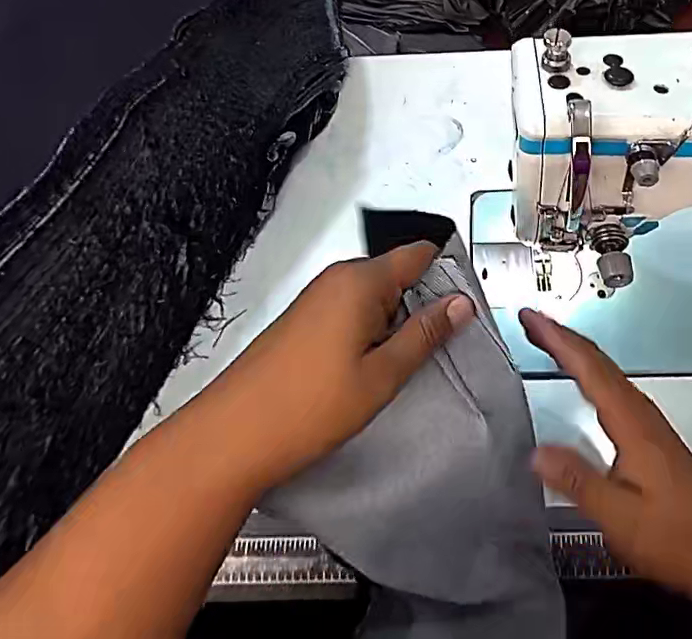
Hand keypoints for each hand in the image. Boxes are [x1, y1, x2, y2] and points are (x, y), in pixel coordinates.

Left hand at [192, 243, 473, 493]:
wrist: (229, 438)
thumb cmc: (302, 407)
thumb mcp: (382, 375)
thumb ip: (425, 334)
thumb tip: (459, 304)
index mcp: (360, 280)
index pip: (420, 253)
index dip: (448, 275)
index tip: (462, 308)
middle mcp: (337, 279)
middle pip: (399, 275)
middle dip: (422, 306)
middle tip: (433, 349)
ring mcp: (318, 298)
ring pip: (377, 297)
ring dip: (395, 325)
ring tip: (397, 368)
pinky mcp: (306, 320)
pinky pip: (353, 312)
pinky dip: (370, 334)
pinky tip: (367, 372)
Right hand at [519, 309, 691, 610]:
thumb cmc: (681, 536)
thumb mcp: (621, 516)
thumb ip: (578, 481)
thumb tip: (538, 454)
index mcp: (631, 421)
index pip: (588, 366)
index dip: (556, 338)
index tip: (532, 319)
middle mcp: (640, 412)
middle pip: (597, 359)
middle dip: (561, 334)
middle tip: (532, 320)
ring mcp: (647, 420)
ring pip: (605, 369)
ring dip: (574, 349)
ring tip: (549, 339)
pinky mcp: (648, 432)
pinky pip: (612, 384)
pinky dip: (589, 369)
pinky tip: (582, 378)